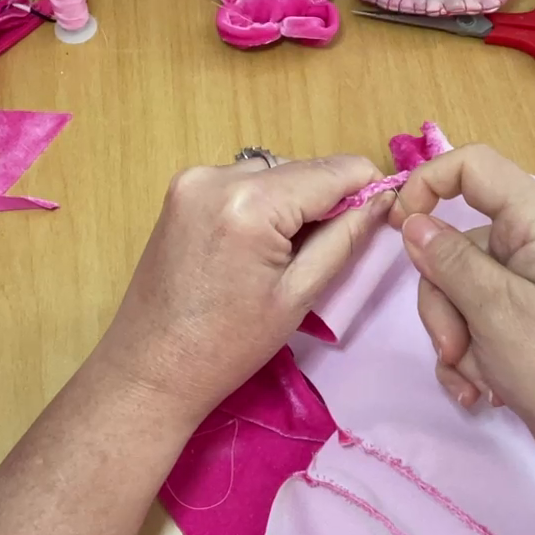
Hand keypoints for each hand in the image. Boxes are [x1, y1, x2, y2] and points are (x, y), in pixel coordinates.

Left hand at [93, 154, 390, 422]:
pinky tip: (257, 243)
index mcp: (251, 203)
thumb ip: (345, 239)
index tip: (386, 212)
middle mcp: (217, 176)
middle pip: (300, 166)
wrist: (148, 367)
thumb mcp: (298, 296)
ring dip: (292, 198)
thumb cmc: (227, 346)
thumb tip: (382, 201)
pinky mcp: (179, 191)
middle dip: (327, 197)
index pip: (333, 170)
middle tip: (333, 246)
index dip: (367, 186)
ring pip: (271, 171)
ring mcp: (192, 179)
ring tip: (288, 251)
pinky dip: (260, 201)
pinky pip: (240, 181)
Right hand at [388, 144, 534, 477]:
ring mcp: (523, 292)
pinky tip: (480, 392)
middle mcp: (530, 250)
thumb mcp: (499, 311)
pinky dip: (466, 360)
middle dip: (442, 302)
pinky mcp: (516, 329)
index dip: (428, 184)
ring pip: (454, 293)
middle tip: (454, 346)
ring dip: (453, 340)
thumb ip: (449, 261)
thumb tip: (411, 222)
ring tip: (477, 380)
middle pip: (452, 246)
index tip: (397, 227)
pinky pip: (468, 327)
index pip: (474, 169)